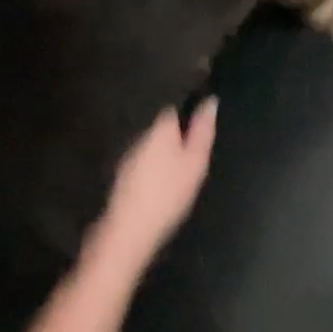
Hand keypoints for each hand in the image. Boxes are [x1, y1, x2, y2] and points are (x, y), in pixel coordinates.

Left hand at [94, 99, 217, 262]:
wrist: (131, 229)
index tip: (199, 136)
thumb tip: (210, 101)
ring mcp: (128, 161)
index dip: (187, 120)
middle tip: (193, 161)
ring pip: (151, 151)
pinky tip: (161, 192)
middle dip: (175, 141)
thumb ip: (203, 131)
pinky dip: (152, 175)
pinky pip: (143, 169)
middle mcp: (140, 140)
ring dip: (163, 159)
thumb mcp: (196, 161)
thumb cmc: (170, 193)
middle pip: (161, 132)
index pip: (173, 112)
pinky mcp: (121, 181)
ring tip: (179, 179)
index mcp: (160, 131)